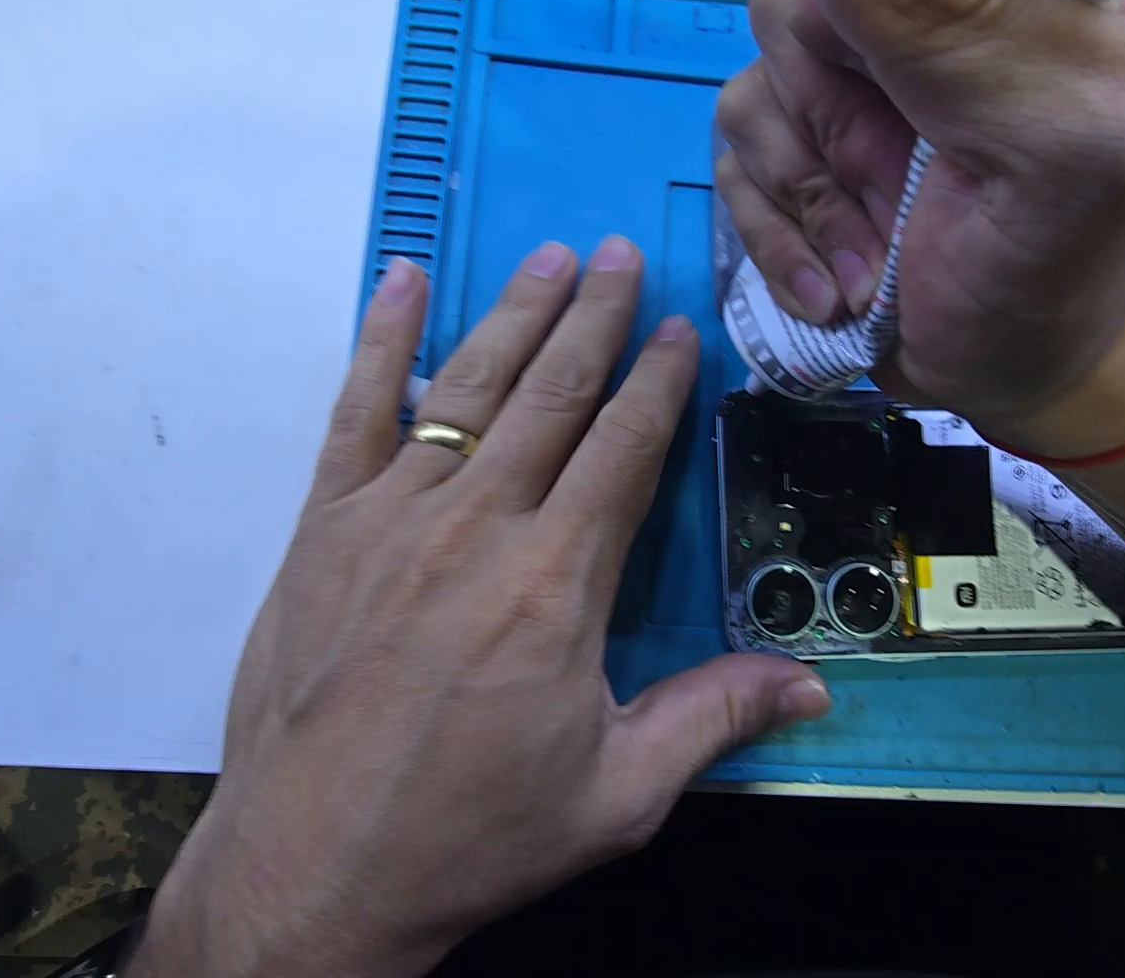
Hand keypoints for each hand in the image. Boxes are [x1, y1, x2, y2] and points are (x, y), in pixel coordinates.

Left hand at [130, 240, 830, 977]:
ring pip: (469, 386)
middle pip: (554, 395)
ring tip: (550, 259)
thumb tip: (808, 688)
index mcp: (558, 583)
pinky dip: (381, 340)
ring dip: (517, 315)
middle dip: (595, 318)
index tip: (676, 331)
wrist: (316, 868)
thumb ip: (712, 720)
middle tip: (620, 255)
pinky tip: (403, 283)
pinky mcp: (326, 525)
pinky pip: (356, 411)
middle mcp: (480, 528)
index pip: (624, 448)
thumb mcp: (616, 794)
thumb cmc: (471, 834)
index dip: (657, 381)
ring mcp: (394, 516)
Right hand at [715, 0, 1124, 456]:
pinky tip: (835, 284)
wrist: (1022, 376)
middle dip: (837, 119)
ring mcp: (862, 71)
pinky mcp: (807, 142)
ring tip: (873, 260)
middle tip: (902, 188)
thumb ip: (956, 2)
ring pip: (755, 81)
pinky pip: (735, 158)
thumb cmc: (1077, 267)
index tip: (903, 72)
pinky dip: (776, 234)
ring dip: (807, 195)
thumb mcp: (1058, 135)